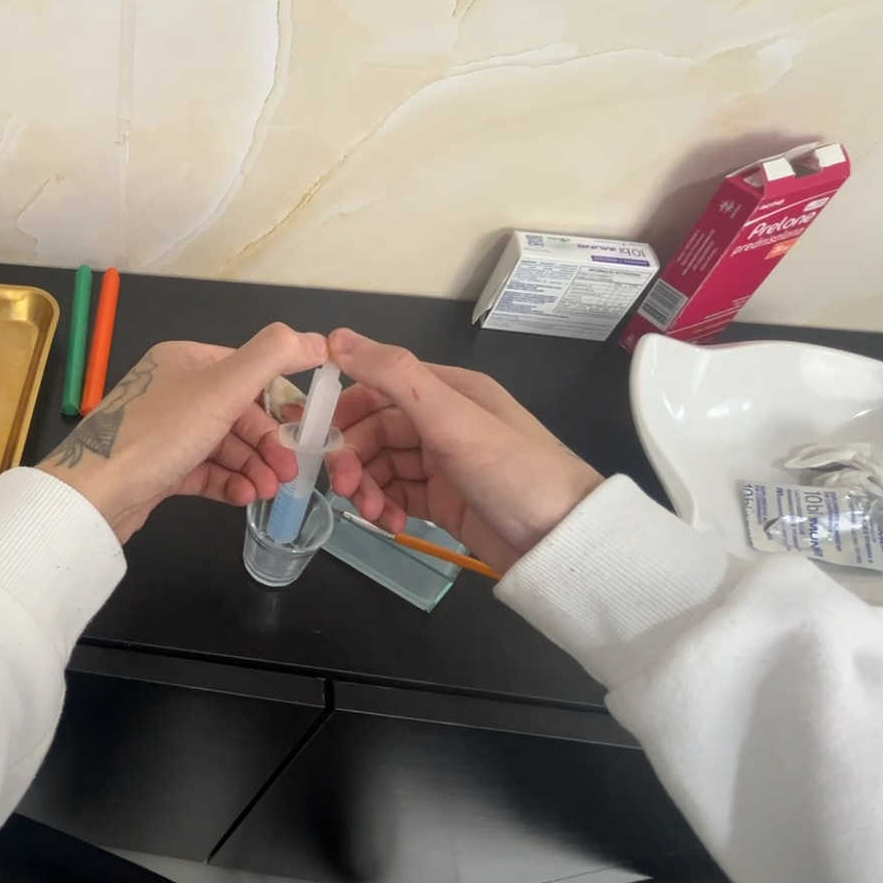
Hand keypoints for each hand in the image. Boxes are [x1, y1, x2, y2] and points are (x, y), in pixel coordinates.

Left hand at [37, 324, 328, 541]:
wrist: (95, 493)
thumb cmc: (159, 433)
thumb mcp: (221, 387)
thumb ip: (272, 358)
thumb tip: (318, 339)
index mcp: (185, 361)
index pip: (247, 374)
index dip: (278, 403)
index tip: (305, 433)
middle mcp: (173, 391)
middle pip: (237, 414)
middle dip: (267, 445)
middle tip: (289, 475)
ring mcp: (164, 432)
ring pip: (223, 446)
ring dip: (252, 467)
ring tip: (267, 492)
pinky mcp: (158, 468)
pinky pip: (204, 471)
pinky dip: (227, 482)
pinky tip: (244, 497)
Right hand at [324, 328, 602, 571]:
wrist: (565, 545)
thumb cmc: (513, 471)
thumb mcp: (451, 418)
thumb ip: (393, 375)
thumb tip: (335, 338)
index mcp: (445, 391)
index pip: (375, 390)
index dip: (343, 412)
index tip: (317, 438)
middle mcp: (440, 422)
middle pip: (373, 431)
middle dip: (352, 458)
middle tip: (345, 487)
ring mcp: (440, 462)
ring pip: (380, 465)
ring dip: (366, 487)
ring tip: (373, 512)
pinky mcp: (441, 499)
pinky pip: (396, 494)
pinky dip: (385, 506)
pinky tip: (390, 522)